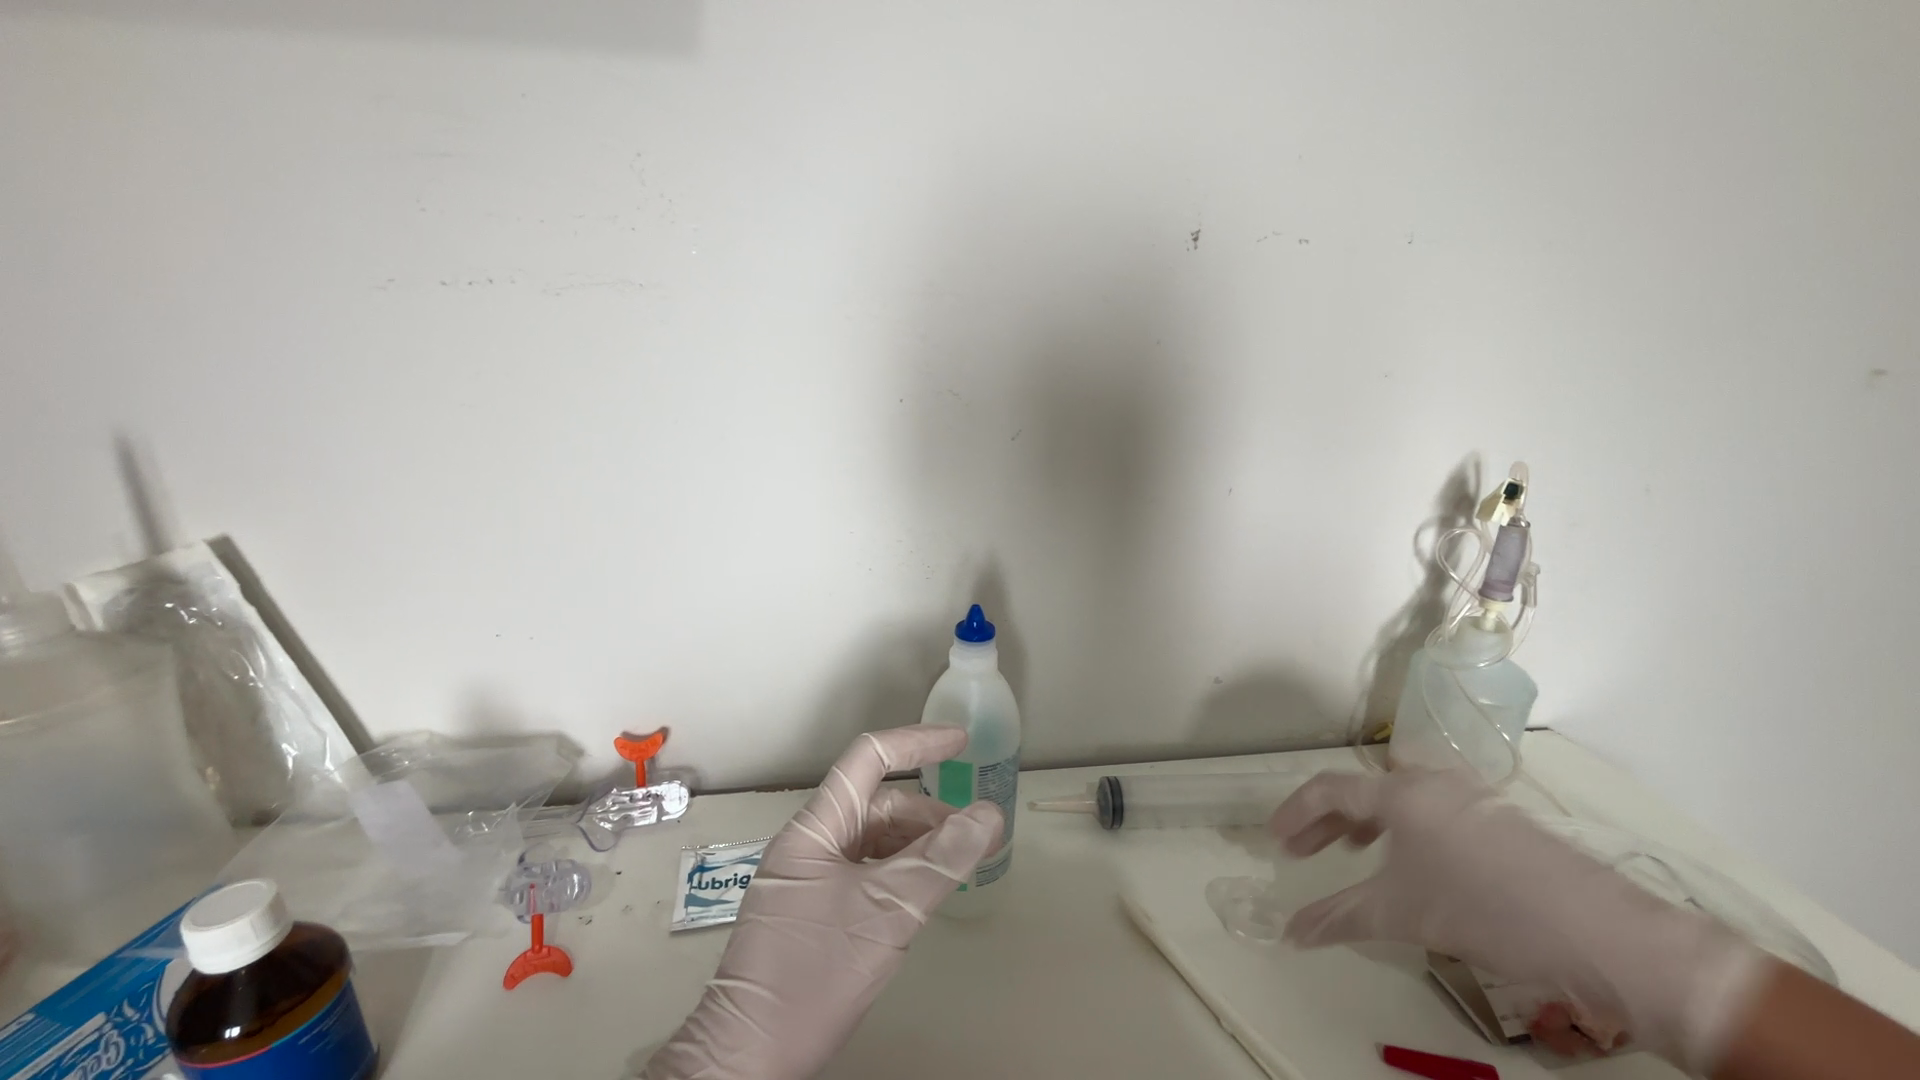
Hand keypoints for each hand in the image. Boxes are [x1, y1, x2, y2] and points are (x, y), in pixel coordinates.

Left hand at [640, 726, 1002, 1079]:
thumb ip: (940, 861)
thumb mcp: (886, 913)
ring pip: (874, 842)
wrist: (747, 1058)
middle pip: (877, 805)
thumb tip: (989, 814)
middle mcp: (810, 845)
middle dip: (930, 813)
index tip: (962, 743)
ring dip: (919, 845)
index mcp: (815, 829)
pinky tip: (925, 893)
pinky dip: (901, 874)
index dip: (916, 743)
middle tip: (979, 837)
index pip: (868, 760)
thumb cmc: (811, 976)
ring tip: (961, 866)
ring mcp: (809, 880)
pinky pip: (866, 873)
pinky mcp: (815, 913)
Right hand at [1268, 768, 1767, 1072]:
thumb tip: (1289, 933)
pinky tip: (1418, 869)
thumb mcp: (1398, 915)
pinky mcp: (1504, 822)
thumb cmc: (1482, 909)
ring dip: (1369, 825)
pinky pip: (1436, 813)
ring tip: (1356, 855)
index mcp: (1400, 792)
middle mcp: (1434, 782)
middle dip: (1327, 821)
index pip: (1329, 789)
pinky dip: (1408, 833)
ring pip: (1403, 801)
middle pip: (1364, 791)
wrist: (1599, 933)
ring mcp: (1474, 800)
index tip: (1275, 841)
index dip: (1295, 813)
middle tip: (1305, 850)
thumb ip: (1336, 917)